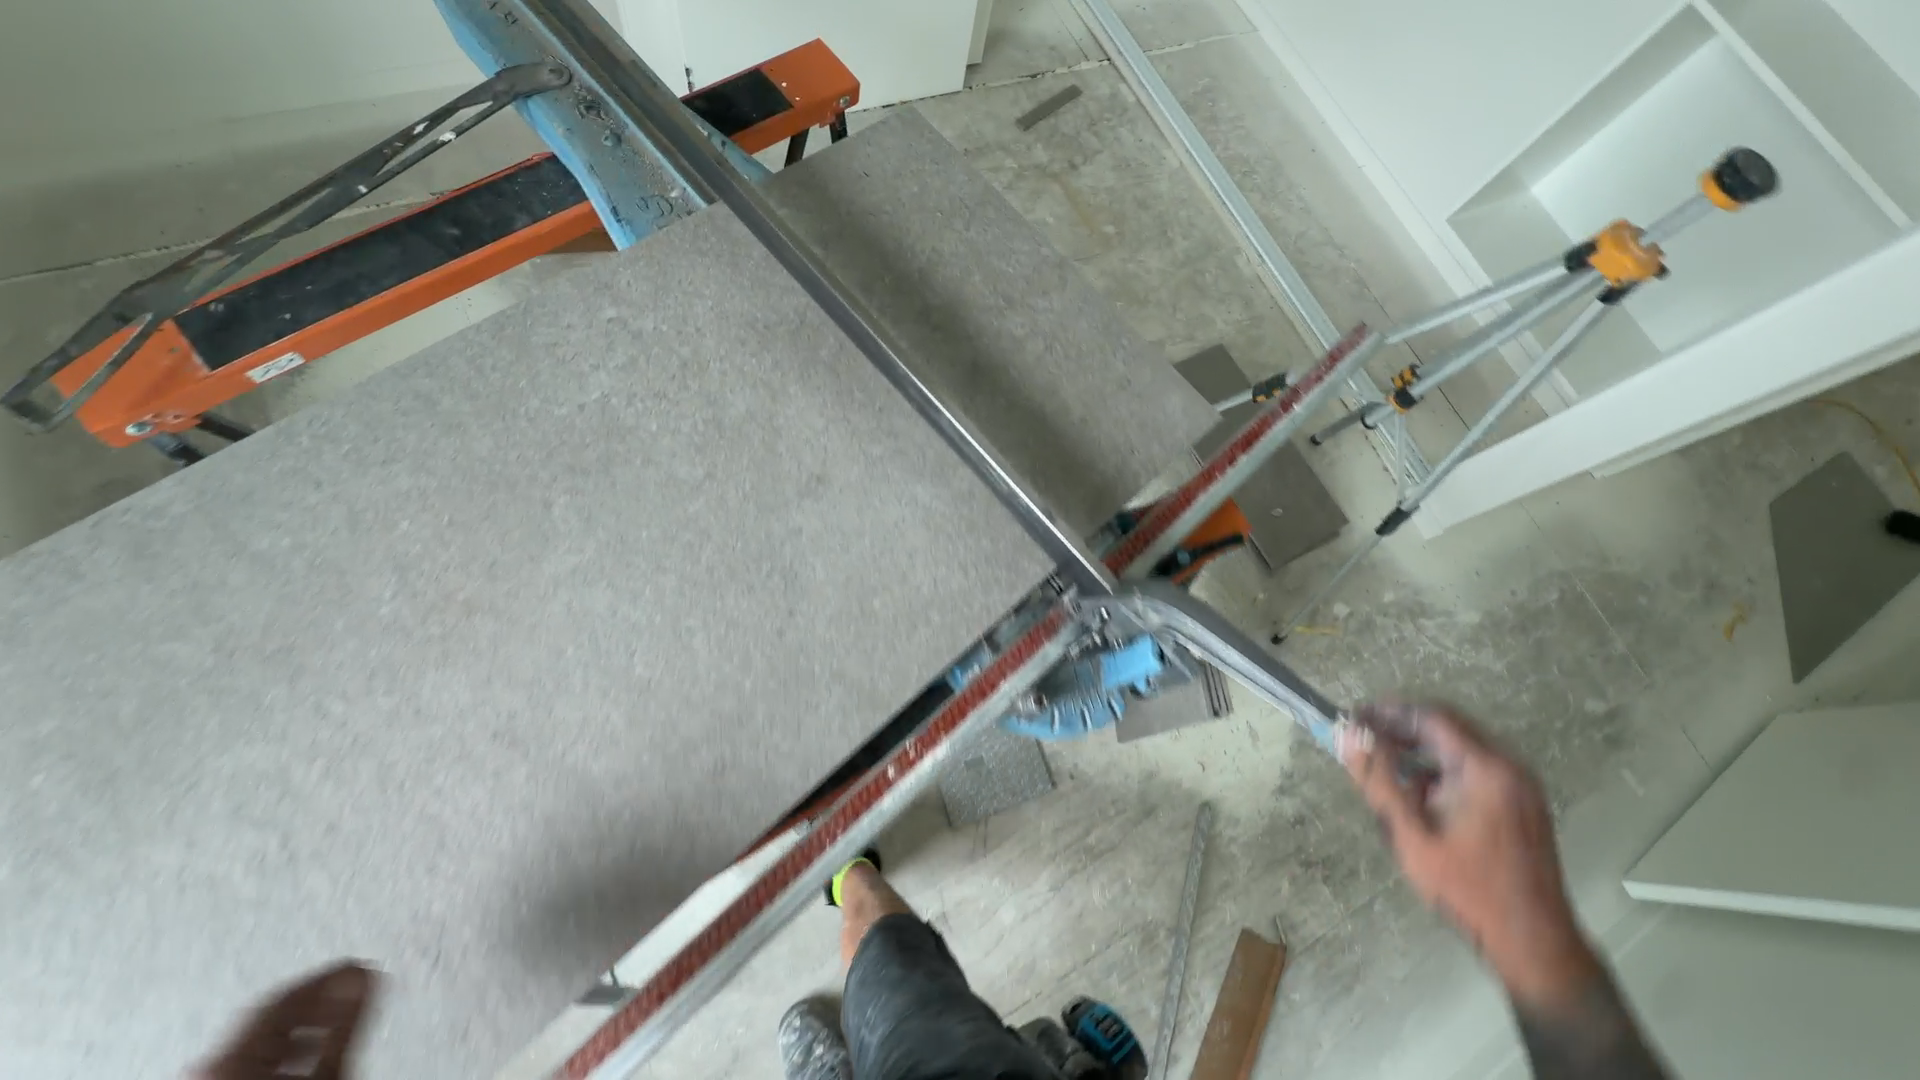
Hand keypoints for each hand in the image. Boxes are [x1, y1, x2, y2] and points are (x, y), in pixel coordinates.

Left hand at [190, 962, 377, 1079]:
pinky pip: (254, 1064)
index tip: (357, 965)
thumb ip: (346, 1022)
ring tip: (339, 1017)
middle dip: (316, 1000)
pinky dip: (289, 1052)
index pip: (283, 998)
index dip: (327, 976)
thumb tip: (361, 974)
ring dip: (305, 1027)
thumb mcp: (328, 1072)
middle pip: (271, 1020)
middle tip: (352, 983)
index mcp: (231, 1057)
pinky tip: (309, 1056)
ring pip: (263, 1044)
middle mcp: (210, 1070)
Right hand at [1339, 703, 1600, 1008]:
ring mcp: (1520, 787)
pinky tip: (1418, 794)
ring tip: (1382, 767)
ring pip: (1461, 750)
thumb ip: (1378, 780)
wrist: (1532, 940)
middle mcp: (1509, 767)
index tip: (1353, 718)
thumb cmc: (1466, 887)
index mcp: (1485, 768)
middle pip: (1448, 728)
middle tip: (1362, 740)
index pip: (1431, 717)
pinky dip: (1442, 770)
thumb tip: (1349, 735)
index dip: (1388, 712)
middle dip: (1401, 730)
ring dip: (1420, 750)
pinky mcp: (1522, 805)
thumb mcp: (1410, 833)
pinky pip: (1475, 771)